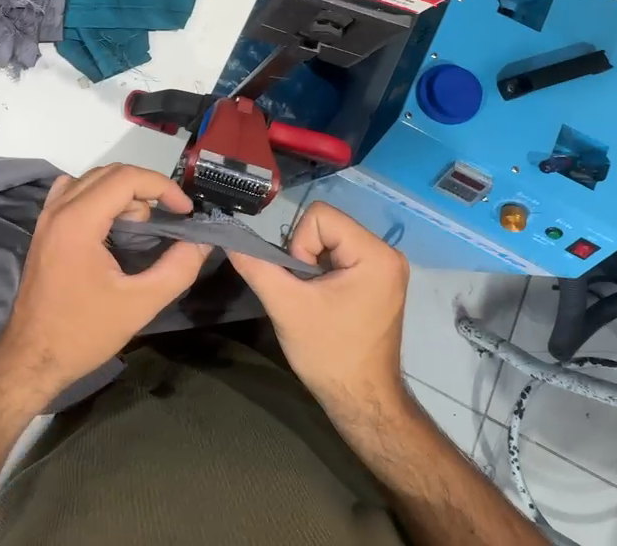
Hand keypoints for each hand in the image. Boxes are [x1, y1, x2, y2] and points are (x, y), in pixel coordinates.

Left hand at [0, 165, 210, 400]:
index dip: (162, 187)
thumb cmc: (84, 332)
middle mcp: (59, 209)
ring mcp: (48, 217)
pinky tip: (112, 226)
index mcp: (78, 221)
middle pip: (110, 173)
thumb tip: (202, 242)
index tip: (186, 211)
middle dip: (146, 190)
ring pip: (92, 180)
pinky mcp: (45, 228)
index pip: (126, 178)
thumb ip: (177, 269)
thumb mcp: (140, 304)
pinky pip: (75, 193)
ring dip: (123, 193)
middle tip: (168, 221)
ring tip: (141, 228)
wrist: (32, 357)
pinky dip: (100, 197)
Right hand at [227, 201, 408, 408]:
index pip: (320, 216)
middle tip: (309, 295)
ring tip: (317, 301)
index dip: (300, 245)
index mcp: (375, 253)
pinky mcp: (381, 281)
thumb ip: (256, 266)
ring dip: (313, 266)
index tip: (304, 283)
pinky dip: (325, 273)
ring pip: (331, 241)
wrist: (362, 400)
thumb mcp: (285, 305)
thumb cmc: (329, 353)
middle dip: (306, 256)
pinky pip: (342, 256)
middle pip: (327, 226)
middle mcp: (388, 253)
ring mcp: (387, 268)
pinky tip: (327, 303)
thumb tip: (228, 238)